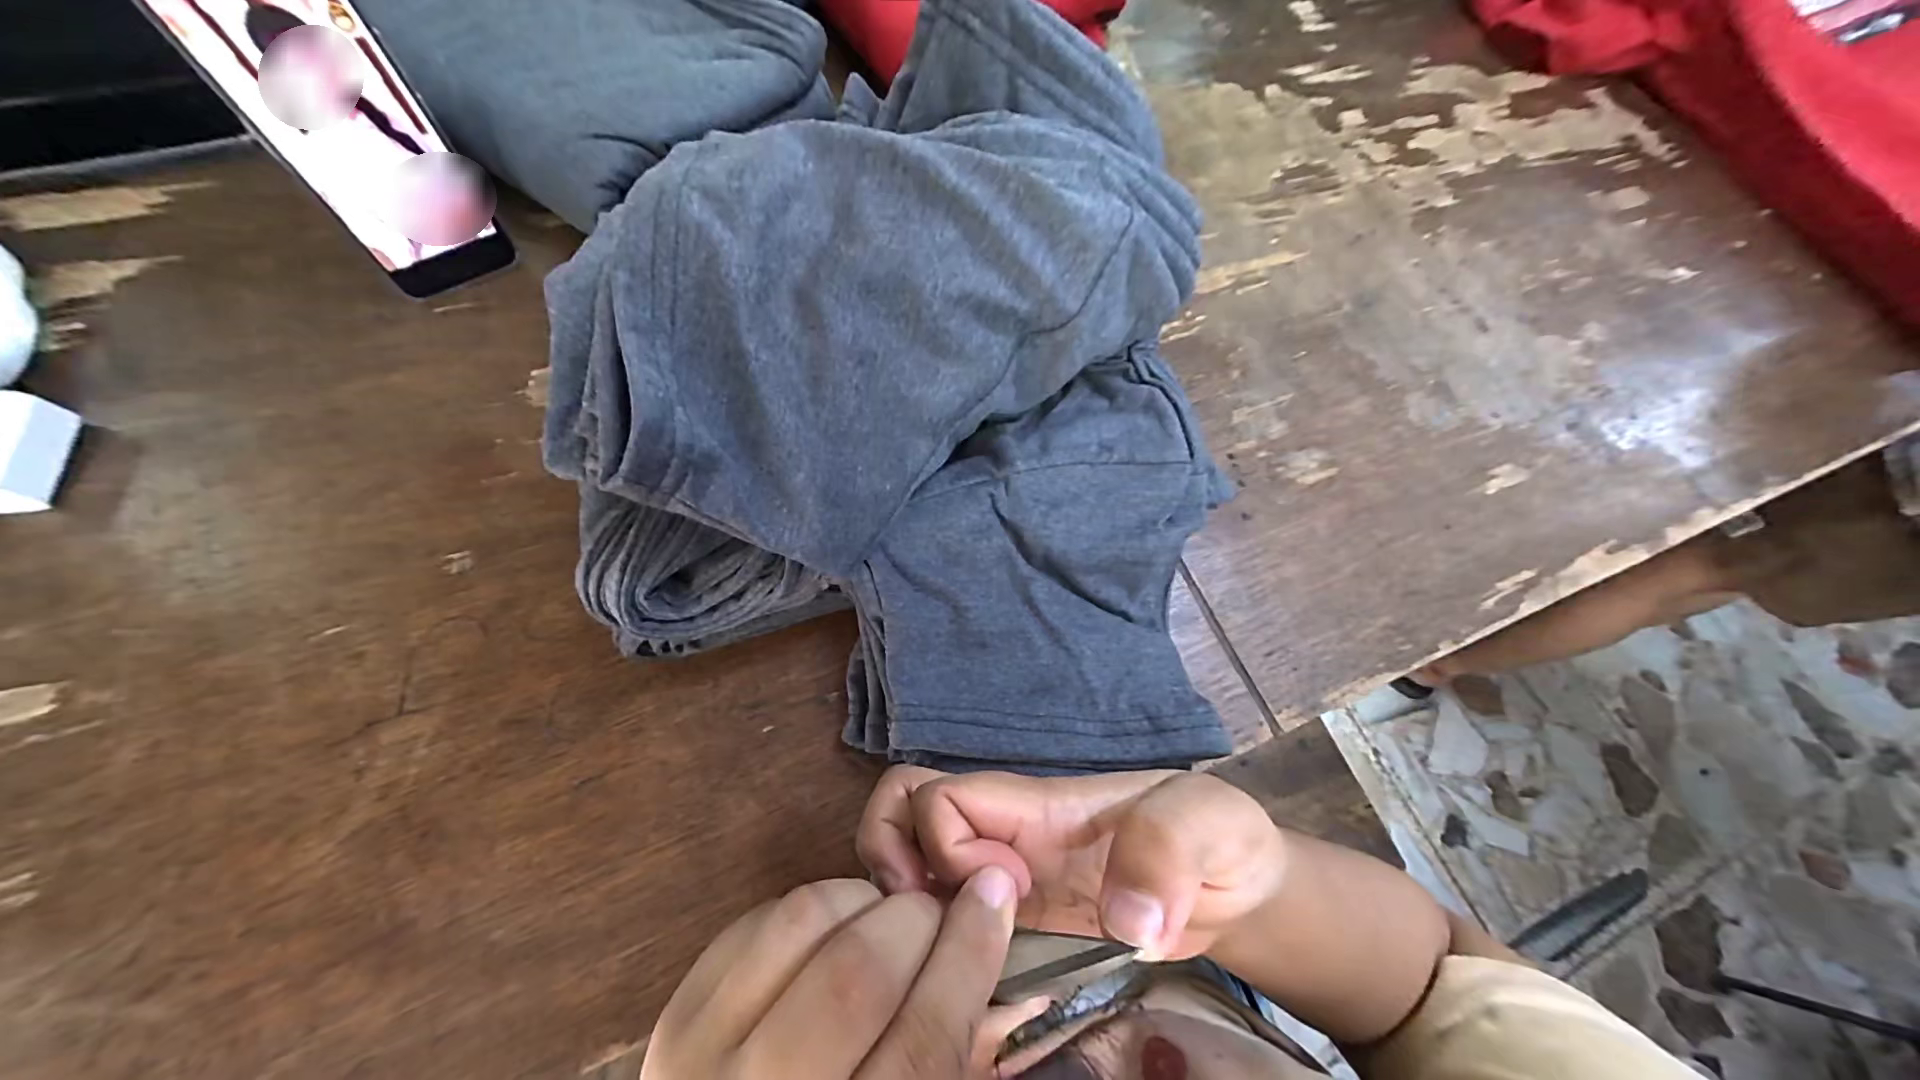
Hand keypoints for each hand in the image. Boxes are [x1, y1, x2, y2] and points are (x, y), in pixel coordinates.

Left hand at [642, 869, 1040, 1079]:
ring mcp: (703, 1057)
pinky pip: (757, 920)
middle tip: (935, 912)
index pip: (923, 1037)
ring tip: (884, 915)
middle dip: (916, 918)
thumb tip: (990, 935)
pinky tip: (834, 924)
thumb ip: (950, 1045)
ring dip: (862, 900)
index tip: (994, 891)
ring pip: (804, 923)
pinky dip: (812, 904)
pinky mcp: (676, 1015)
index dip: (969, 951)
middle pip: (858, 973)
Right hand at [856, 768, 1286, 961]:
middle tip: (929, 919)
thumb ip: (1165, 849)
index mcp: (1036, 806)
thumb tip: (1120, 920)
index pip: (943, 794)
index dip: (946, 841)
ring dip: (901, 901)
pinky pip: (945, 917)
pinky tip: (963, 983)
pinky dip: (930, 941)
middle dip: (891, 854)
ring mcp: (1008, 882)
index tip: (1004, 889)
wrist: (1234, 890)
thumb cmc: (1218, 838)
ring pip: (911, 860)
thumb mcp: (1207, 823)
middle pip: (904, 808)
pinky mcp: (1018, 926)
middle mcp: (1007, 838)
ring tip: (939, 953)